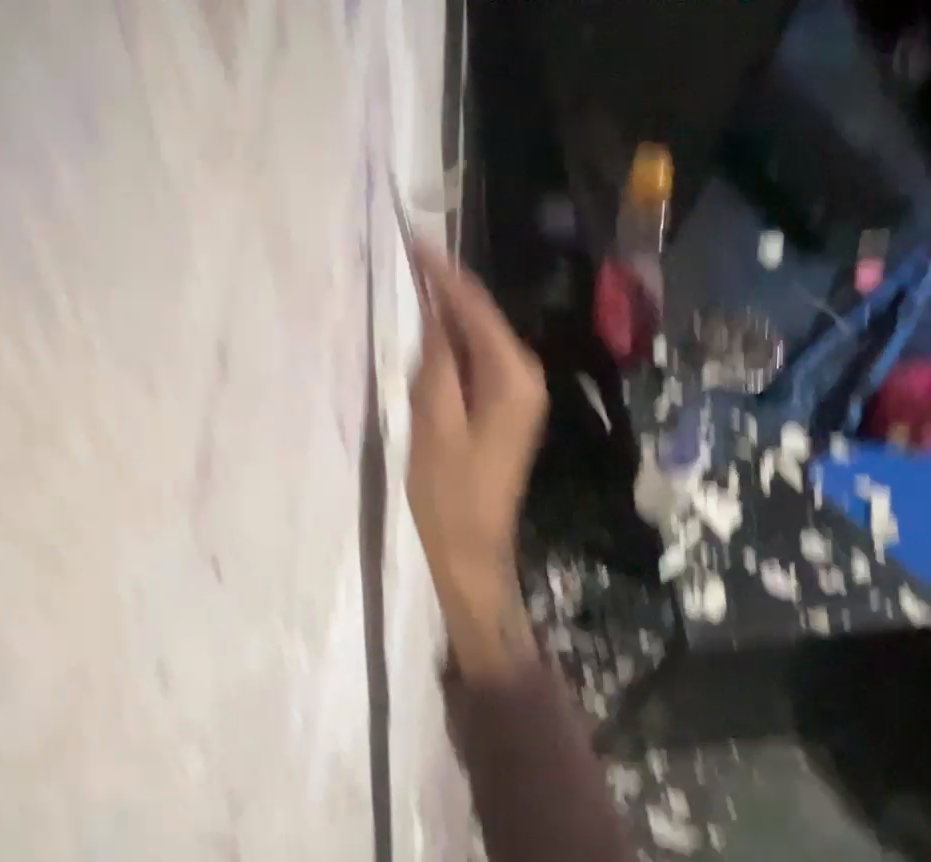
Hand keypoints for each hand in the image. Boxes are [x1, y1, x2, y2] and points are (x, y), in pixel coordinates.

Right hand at [406, 244, 547, 680]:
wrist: (471, 553)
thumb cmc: (448, 495)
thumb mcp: (433, 423)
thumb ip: (436, 361)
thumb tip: (432, 309)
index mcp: (513, 377)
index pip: (475, 309)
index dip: (443, 274)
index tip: (413, 239)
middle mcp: (525, 378)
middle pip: (480, 320)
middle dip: (444, 292)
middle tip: (405, 257)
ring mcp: (518, 397)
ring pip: (477, 342)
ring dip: (445, 320)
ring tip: (408, 284)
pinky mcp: (505, 413)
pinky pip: (476, 367)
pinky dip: (451, 351)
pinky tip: (424, 339)